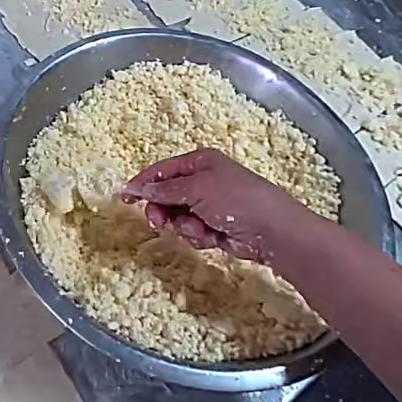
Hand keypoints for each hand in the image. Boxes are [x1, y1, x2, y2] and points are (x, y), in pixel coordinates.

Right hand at [118, 148, 295, 259]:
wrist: (276, 232)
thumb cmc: (235, 200)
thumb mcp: (195, 189)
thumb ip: (164, 190)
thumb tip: (138, 187)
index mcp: (200, 162)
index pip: (162, 170)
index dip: (143, 183)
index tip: (125, 197)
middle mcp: (204, 181)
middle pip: (167, 195)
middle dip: (163, 209)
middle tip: (157, 222)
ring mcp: (211, 205)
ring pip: (178, 216)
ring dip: (184, 226)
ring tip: (199, 231)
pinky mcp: (217, 227)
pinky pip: (193, 231)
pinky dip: (198, 236)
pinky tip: (211, 238)